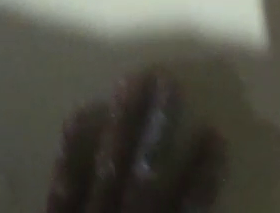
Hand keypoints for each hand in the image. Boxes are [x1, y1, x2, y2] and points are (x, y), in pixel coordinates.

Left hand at [45, 71, 223, 212]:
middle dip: (158, 125)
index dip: (204, 171)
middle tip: (169, 80)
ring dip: (122, 122)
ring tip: (133, 79)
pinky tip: (80, 110)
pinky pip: (64, 182)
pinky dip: (71, 148)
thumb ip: (176, 208)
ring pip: (109, 165)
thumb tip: (189, 190)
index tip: (215, 132)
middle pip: (147, 171)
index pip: (188, 205)